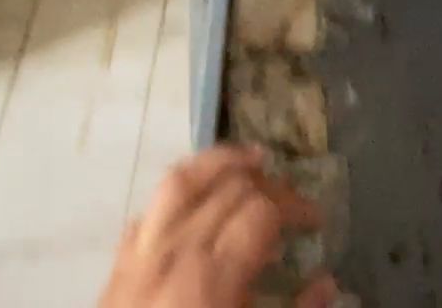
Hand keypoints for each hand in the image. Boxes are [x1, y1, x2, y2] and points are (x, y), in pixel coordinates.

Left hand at [99, 145, 338, 307]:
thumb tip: (326, 282)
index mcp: (213, 277)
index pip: (262, 210)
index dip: (295, 206)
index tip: (316, 221)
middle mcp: (175, 252)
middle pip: (229, 189)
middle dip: (268, 186)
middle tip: (293, 204)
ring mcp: (140, 257)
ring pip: (181, 181)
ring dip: (219, 162)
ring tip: (249, 160)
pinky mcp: (116, 271)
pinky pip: (148, 212)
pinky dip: (176, 194)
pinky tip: (194, 199)